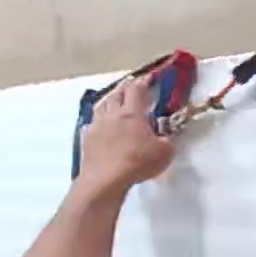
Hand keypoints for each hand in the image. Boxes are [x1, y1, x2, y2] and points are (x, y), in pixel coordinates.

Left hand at [77, 76, 174, 195]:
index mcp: (132, 113)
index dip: (145, 80)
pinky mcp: (87, 139)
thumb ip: (167, 141)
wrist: (105, 180)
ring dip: (110, 99)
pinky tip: (100, 123)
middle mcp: (112, 114)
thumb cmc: (137, 162)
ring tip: (114, 98)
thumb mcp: (164, 152)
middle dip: (126, 86)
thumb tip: (166, 137)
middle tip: (132, 83)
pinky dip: (99, 119)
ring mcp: (97, 126)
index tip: (150, 76)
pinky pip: (93, 123)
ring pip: (102, 105)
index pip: (138, 89)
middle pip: (117, 93)